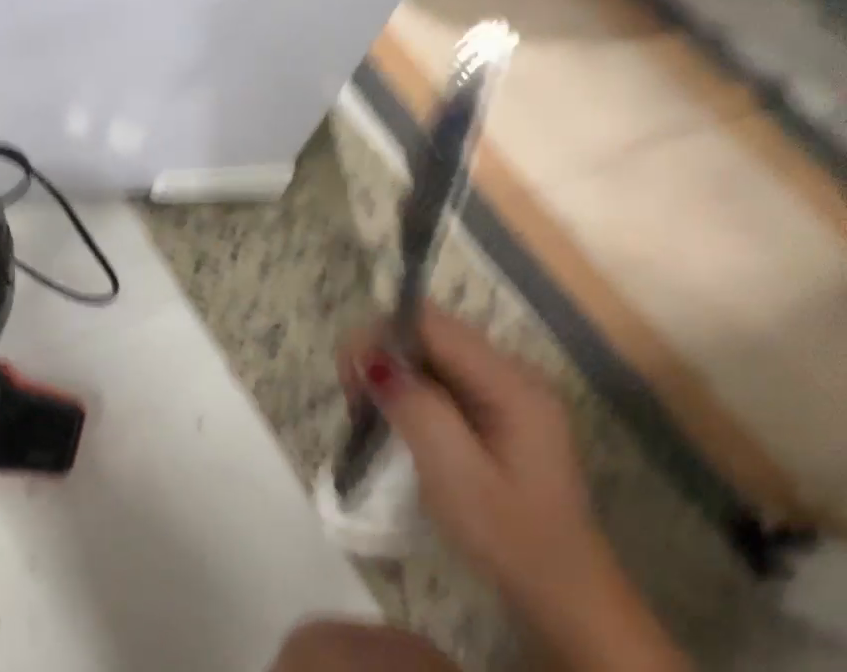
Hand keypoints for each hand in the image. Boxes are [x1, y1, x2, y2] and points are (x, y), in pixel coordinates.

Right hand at [338, 312, 603, 605]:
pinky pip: (438, 380)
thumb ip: (416, 408)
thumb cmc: (508, 534)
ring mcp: (505, 394)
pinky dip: (406, 392)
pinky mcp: (494, 413)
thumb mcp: (455, 473)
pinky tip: (395, 425)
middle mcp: (512, 376)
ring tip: (371, 418)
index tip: (352, 381)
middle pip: (428, 333)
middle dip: (380, 356)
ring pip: (428, 355)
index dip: (380, 337)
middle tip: (357, 405)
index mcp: (512, 384)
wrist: (562, 593)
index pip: (430, 323)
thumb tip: (370, 358)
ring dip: (389, 375)